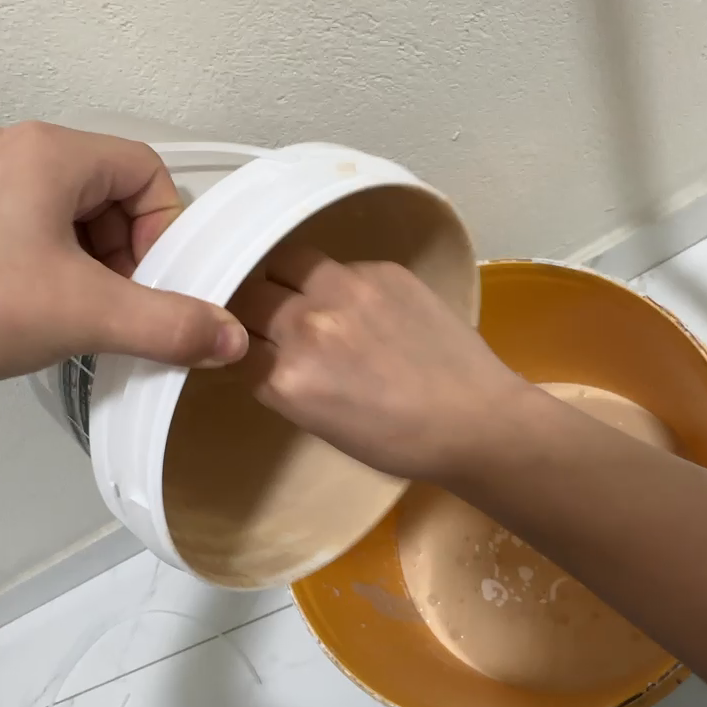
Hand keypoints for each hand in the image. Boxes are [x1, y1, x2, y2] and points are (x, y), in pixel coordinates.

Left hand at [0, 122, 248, 392]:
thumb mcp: (84, 315)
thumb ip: (170, 326)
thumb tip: (235, 341)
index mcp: (49, 151)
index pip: (147, 173)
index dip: (166, 234)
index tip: (151, 290)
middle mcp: (8, 151)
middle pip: (108, 196)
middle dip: (127, 258)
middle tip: (114, 312)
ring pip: (65, 220)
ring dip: (88, 271)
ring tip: (69, 321)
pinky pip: (23, 235)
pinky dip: (46, 273)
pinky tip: (24, 316)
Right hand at [229, 245, 538, 481]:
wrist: (474, 419)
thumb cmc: (397, 442)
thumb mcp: (320, 425)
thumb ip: (283, 382)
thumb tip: (264, 350)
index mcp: (288, 377)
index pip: (232, 345)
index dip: (234, 344)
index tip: (244, 344)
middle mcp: (307, 325)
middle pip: (248, 295)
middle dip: (249, 307)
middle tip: (267, 318)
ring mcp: (346, 289)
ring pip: (286, 263)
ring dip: (284, 281)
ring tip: (303, 297)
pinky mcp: (382, 269)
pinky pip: (337, 265)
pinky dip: (334, 283)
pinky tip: (359, 305)